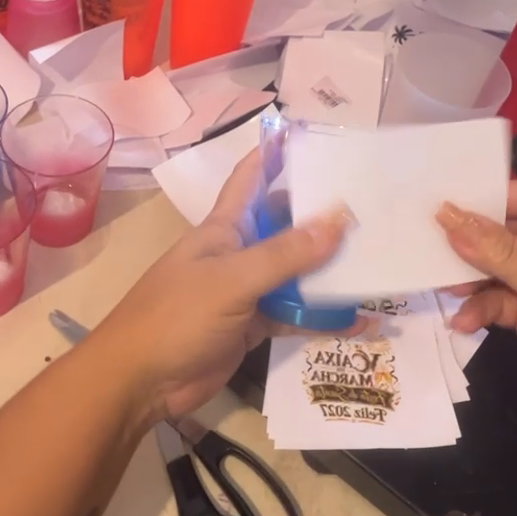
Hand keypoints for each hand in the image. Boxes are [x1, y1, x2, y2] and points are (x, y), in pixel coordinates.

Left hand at [91, 149, 349, 423]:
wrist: (139, 380)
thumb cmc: (176, 317)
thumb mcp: (232, 280)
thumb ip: (284, 255)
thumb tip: (338, 221)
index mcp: (224, 228)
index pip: (250, 177)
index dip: (274, 153)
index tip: (312, 135)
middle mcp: (238, 252)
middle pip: (284, 226)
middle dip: (321, 216)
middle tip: (372, 207)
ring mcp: (246, 290)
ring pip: (295, 273)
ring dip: (328, 272)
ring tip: (377, 264)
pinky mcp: (253, 325)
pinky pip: (294, 315)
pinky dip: (321, 319)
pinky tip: (358, 323)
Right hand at [436, 181, 516, 441]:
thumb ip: (503, 253)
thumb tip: (447, 215)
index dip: (499, 197)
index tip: (451, 202)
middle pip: (513, 231)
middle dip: (477, 240)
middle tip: (432, 241)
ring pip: (500, 267)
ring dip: (473, 276)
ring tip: (446, 285)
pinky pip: (498, 301)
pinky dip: (480, 309)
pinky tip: (464, 322)